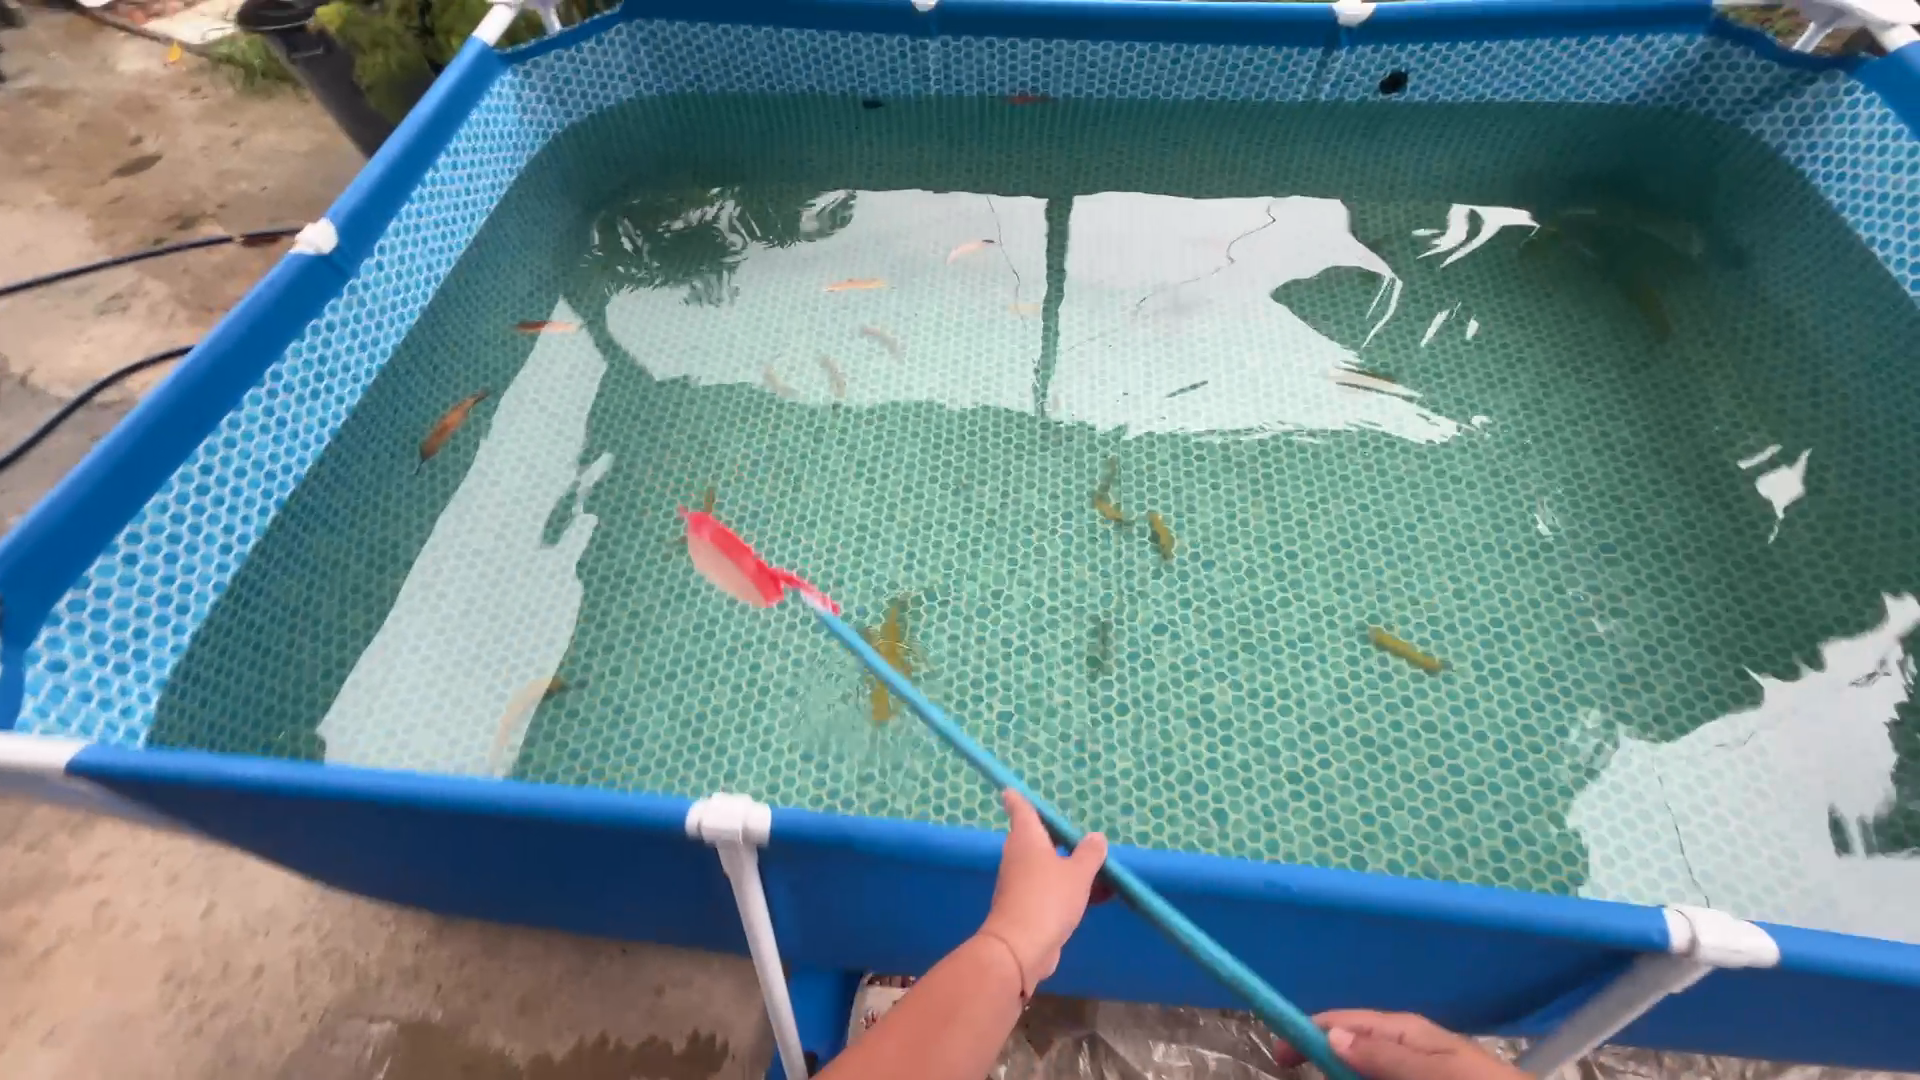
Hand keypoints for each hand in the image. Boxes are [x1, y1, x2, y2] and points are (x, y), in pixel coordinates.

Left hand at [976, 789, 1107, 988]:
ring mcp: (1020, 881)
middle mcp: (1019, 855)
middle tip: (1078, 834)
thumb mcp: (1078, 874)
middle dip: (1057, 837)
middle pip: (1037, 838)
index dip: (1017, 798)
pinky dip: (1070, 889)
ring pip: (1047, 866)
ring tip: (1101, 869)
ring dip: (1070, 867)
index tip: (1010, 790)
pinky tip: (1097, 897)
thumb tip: (1096, 837)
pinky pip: (1051, 889)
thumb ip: (1090, 854)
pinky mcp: (1026, 906)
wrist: (1021, 947)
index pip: (1020, 809)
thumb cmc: (1048, 898)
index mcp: (1027, 837)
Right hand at [1273, 1011, 1528, 1079]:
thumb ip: (1385, 1055)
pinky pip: (1382, 1074)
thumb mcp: (1436, 1073)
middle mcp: (1404, 1049)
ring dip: (1348, 1073)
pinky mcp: (1418, 1078)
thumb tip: (1330, 1035)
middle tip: (1300, 1072)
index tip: (1279, 1056)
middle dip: (1328, 1060)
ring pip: (1364, 1070)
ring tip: (1327, 1073)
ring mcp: (1411, 1070)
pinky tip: (1355, 1077)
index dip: (1308, 1033)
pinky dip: (1365, 1075)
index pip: (1343, 1023)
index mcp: (1404, 1031)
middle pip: (1350, 1052)